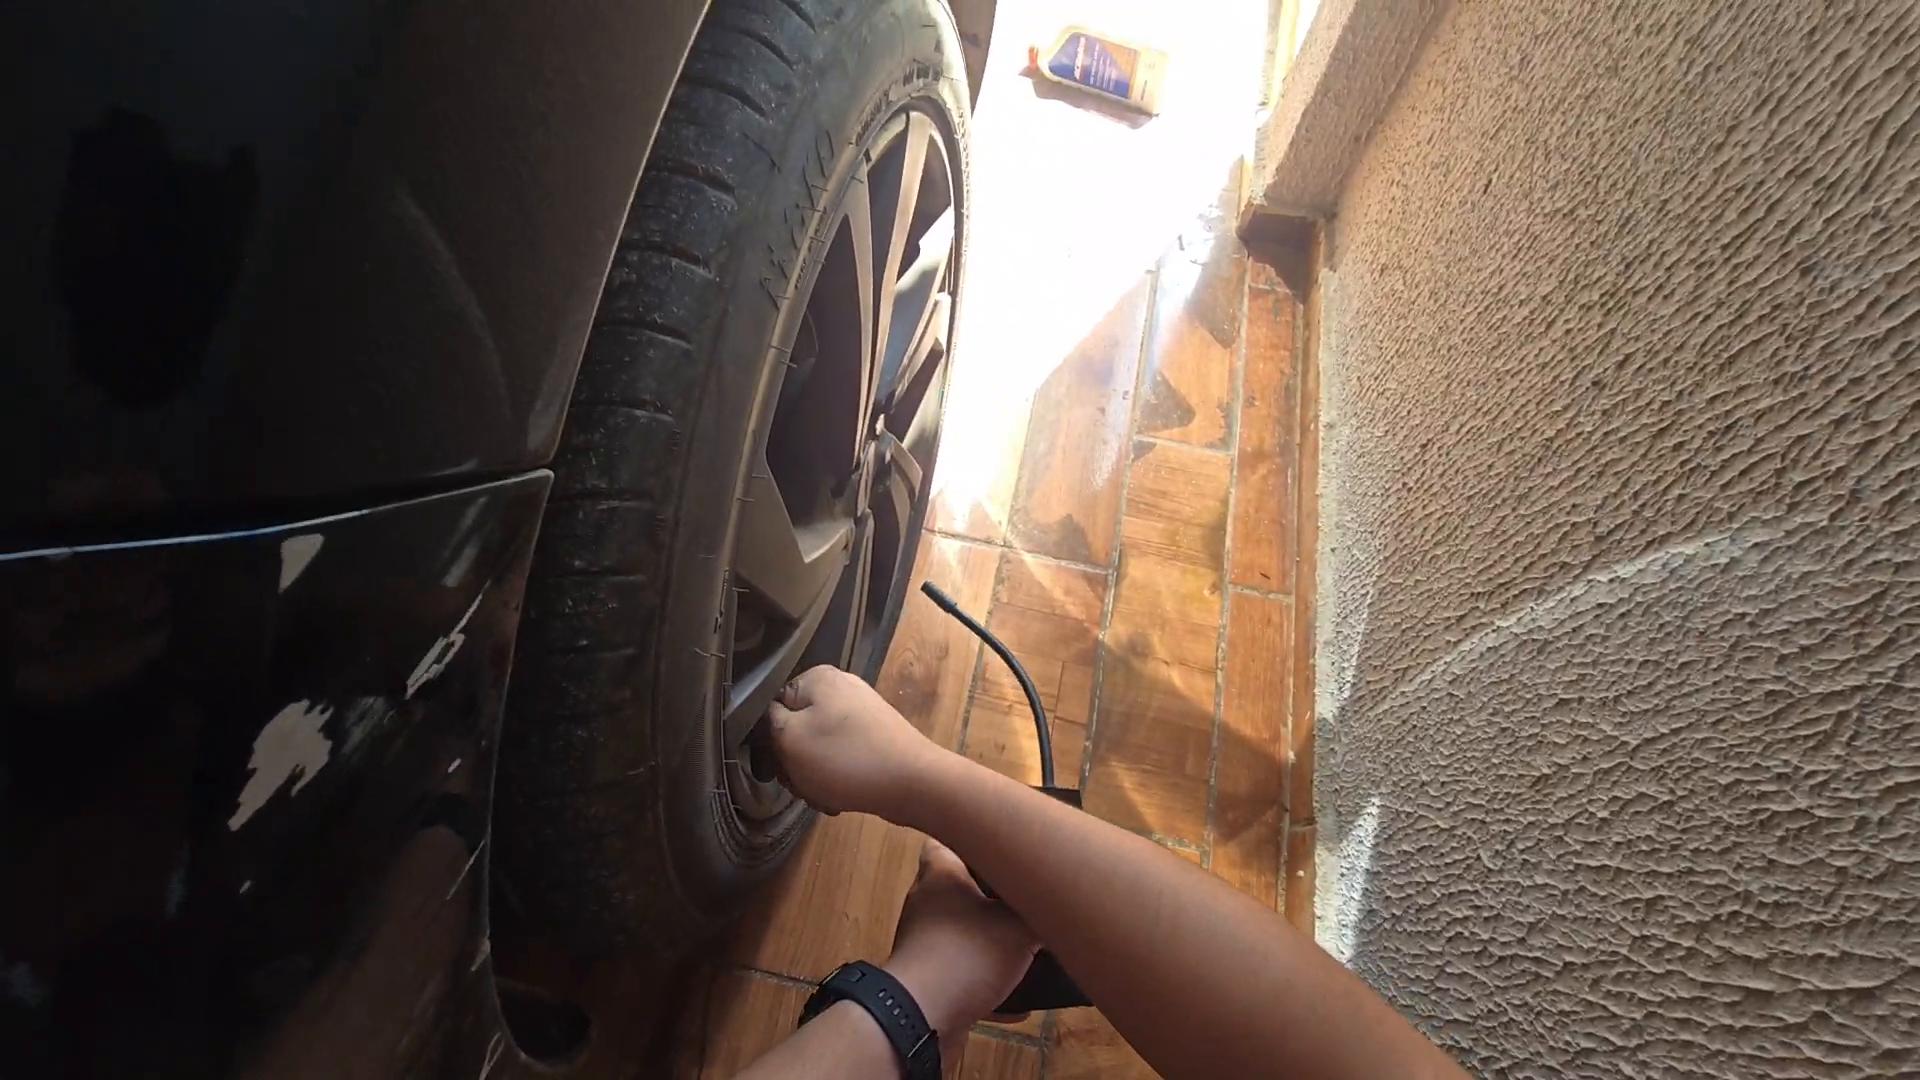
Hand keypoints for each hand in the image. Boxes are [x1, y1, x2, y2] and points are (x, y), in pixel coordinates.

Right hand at [764, 665, 940, 819]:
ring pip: (815, 747)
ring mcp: (860, 711)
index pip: (771, 706)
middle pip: (794, 728)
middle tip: (802, 782)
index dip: (767, 740)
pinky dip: (835, 777)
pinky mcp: (873, 735)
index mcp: (818, 677)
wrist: (912, 782)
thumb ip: (766, 722)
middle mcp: (840, 687)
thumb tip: (761, 715)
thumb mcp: (790, 738)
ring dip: (813, 775)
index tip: (774, 766)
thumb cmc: (846, 759)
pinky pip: (839, 756)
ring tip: (825, 792)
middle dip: (793, 762)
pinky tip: (839, 796)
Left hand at [884, 839, 1039, 1044]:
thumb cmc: (967, 952)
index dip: (970, 839)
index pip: (945, 839)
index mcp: (940, 874)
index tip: (996, 846)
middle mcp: (924, 902)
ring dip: (985, 940)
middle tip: (1017, 898)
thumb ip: (1037, 914)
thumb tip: (1055, 907)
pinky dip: (982, 981)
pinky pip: (957, 972)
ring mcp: (920, 941)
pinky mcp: (922, 978)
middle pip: (955, 887)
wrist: (921, 1018)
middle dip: (985, 894)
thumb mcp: (1018, 928)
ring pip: (957, 931)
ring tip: (1019, 949)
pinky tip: (1015, 1004)